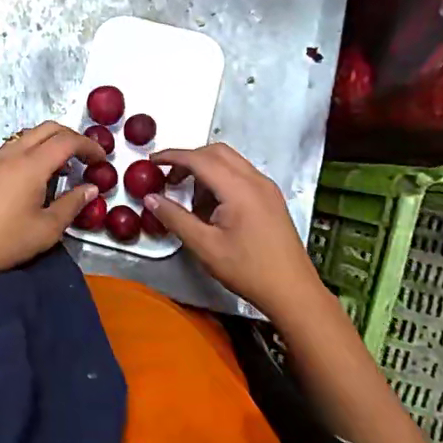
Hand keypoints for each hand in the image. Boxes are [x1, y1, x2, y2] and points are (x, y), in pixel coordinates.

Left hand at [0, 122, 105, 286]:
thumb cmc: (5, 242)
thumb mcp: (47, 229)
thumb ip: (72, 204)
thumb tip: (90, 188)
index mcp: (31, 165)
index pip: (67, 140)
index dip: (89, 146)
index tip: (101, 160)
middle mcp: (13, 154)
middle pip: (48, 129)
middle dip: (72, 137)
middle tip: (86, 157)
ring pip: (30, 135)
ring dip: (51, 142)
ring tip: (65, 166)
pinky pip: (16, 146)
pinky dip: (34, 150)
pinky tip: (39, 175)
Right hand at [144, 143, 326, 319]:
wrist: (292, 291)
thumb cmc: (247, 269)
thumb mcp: (204, 246)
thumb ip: (175, 218)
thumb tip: (150, 199)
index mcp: (239, 189)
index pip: (200, 159)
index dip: (173, 156)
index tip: (152, 161)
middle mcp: (255, 180)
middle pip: (217, 152)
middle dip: (189, 160)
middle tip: (170, 180)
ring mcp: (267, 188)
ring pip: (230, 162)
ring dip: (206, 170)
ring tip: (191, 202)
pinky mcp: (271, 198)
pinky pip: (241, 175)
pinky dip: (221, 180)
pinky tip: (213, 208)